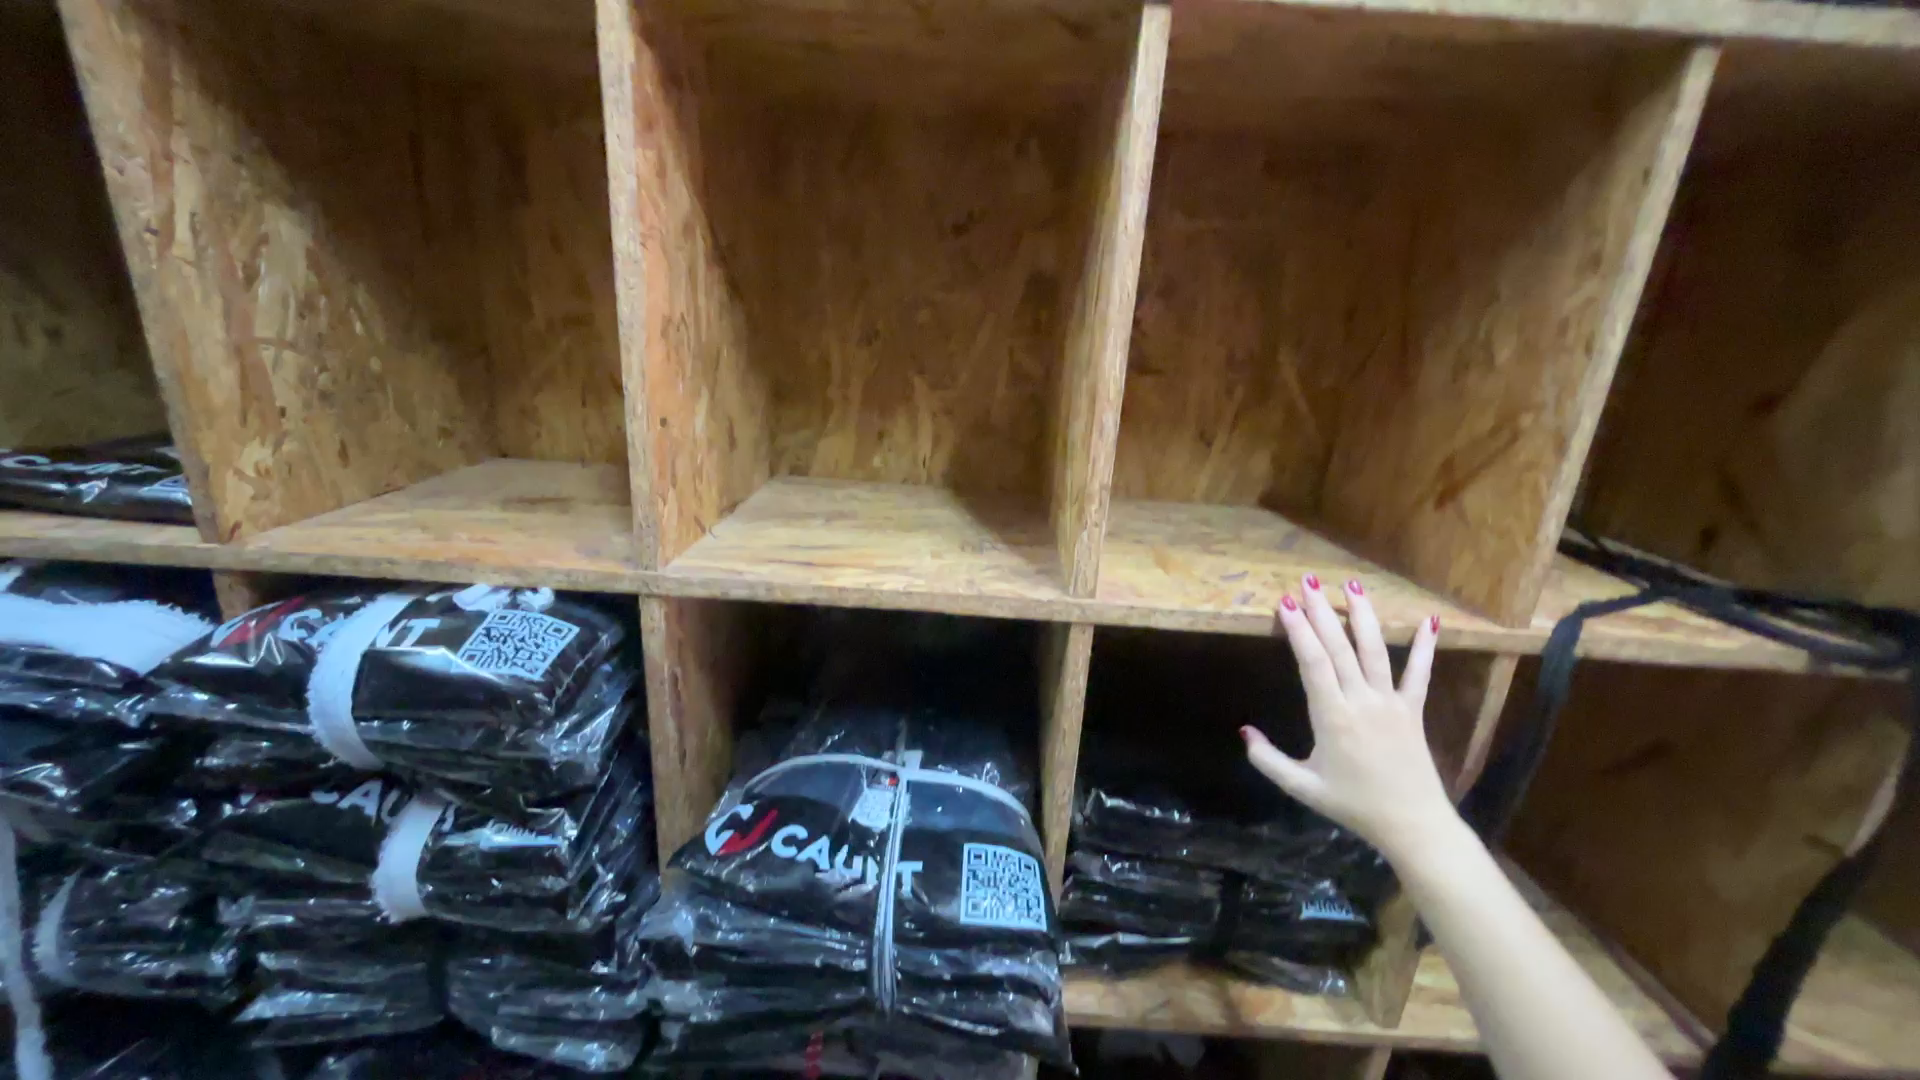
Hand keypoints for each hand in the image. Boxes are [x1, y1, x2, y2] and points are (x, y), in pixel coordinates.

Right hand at [1240, 575, 1454, 861]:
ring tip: (1352, 585)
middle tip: (1308, 581)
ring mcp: (1391, 704)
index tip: (1285, 603)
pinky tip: (1429, 621)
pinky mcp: (1413, 711)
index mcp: (1333, 718)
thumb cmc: (1352, 805)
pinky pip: (1420, 675)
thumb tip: (1243, 731)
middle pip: (1340, 648)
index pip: (1313, 663)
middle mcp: (1362, 702)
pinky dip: (1425, 648)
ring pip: (1376, 651)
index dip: (1299, 631)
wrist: (1412, 824)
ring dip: (1363, 616)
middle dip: (1322, 611)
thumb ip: (1268, 760)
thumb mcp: (1302, 788)